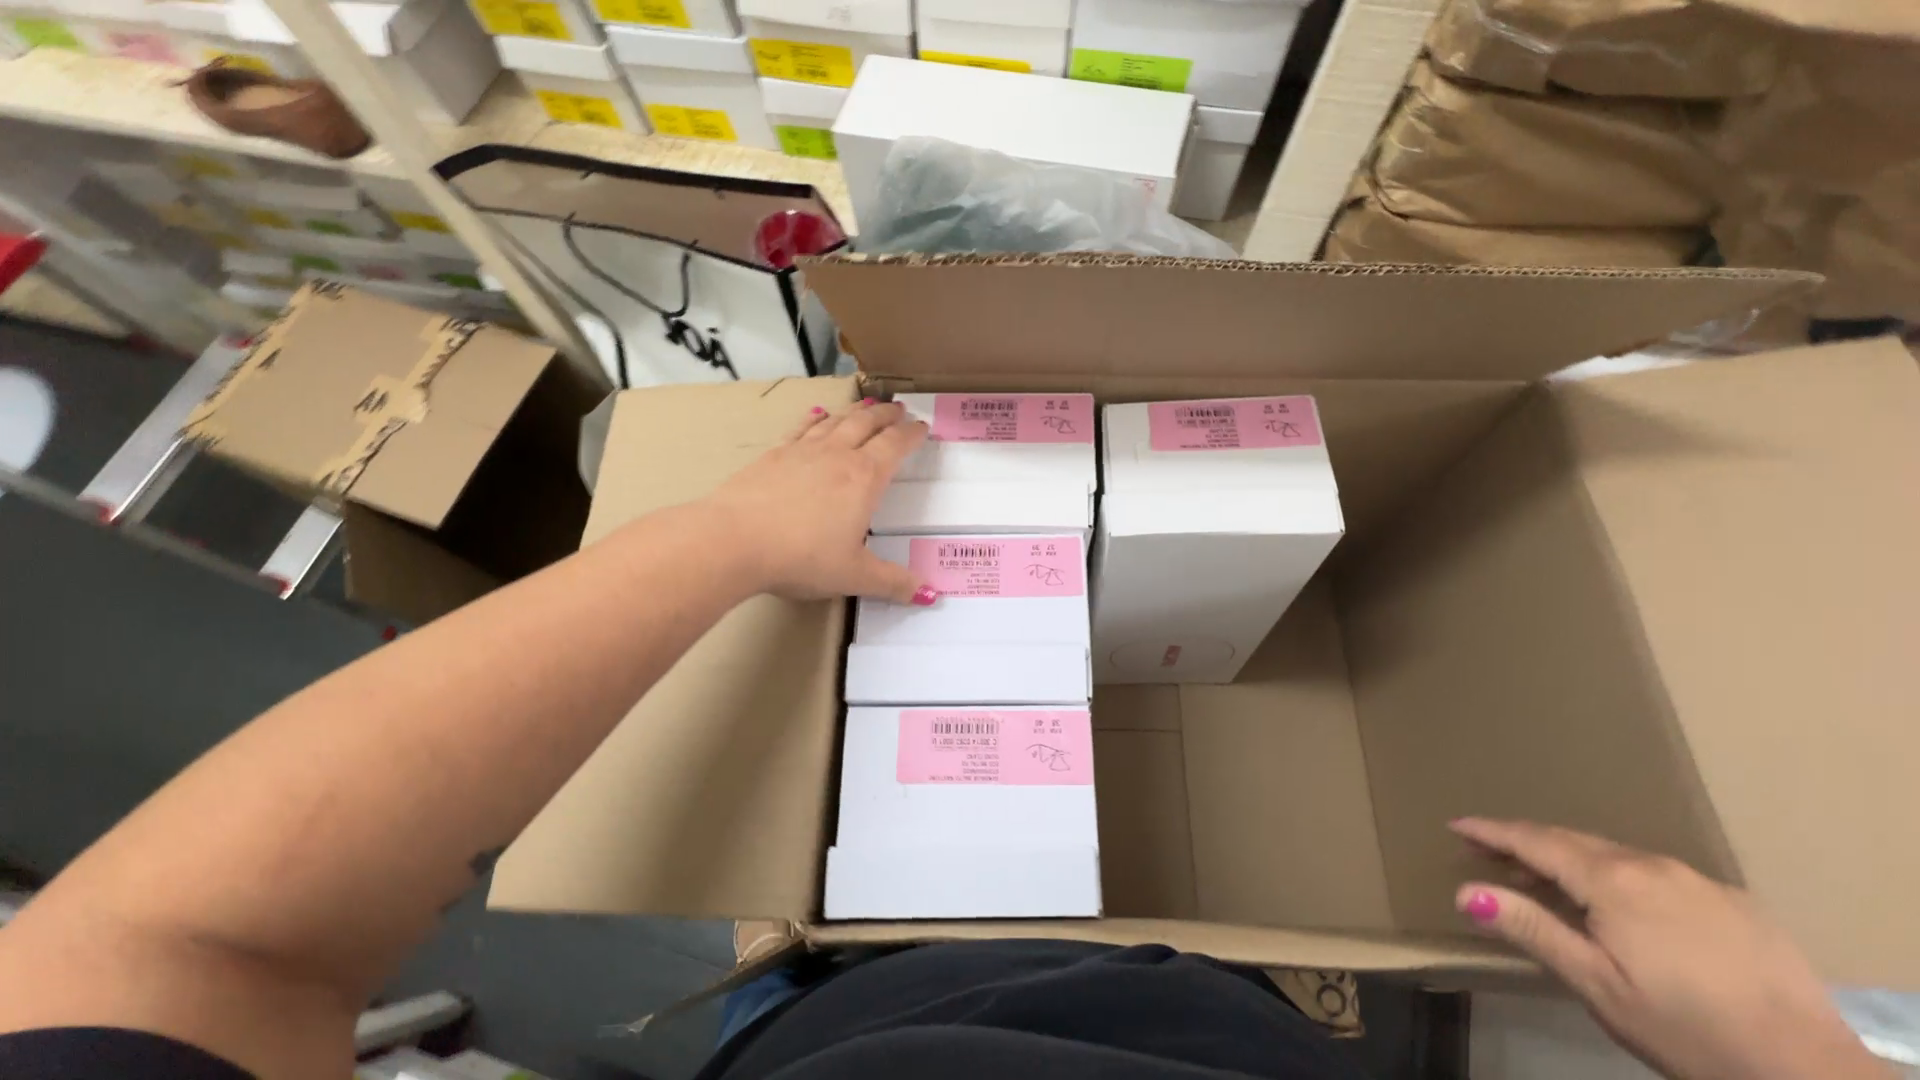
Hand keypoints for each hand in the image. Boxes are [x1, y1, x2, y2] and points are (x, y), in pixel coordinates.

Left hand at [702, 398, 933, 604]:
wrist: (733, 540)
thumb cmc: (801, 558)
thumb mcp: (853, 576)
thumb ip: (891, 583)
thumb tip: (928, 595)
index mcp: (864, 478)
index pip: (895, 446)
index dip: (912, 435)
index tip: (923, 427)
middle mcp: (836, 456)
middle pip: (867, 425)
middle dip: (887, 416)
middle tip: (900, 409)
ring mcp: (800, 452)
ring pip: (835, 422)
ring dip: (854, 413)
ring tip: (866, 408)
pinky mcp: (771, 457)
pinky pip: (800, 430)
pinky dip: (814, 420)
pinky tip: (815, 416)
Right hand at [1451, 818, 1887, 1079]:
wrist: (1808, 1072)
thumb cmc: (1684, 1028)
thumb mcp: (1596, 984)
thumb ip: (1531, 930)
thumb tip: (1465, 892)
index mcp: (1614, 880)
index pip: (1536, 841)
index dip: (1492, 831)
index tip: (1457, 823)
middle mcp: (1655, 865)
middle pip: (1575, 841)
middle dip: (1528, 843)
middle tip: (1491, 853)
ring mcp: (1701, 881)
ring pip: (1619, 857)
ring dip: (1575, 862)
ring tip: (1550, 882)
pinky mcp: (1737, 903)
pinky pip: (1660, 876)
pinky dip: (1623, 879)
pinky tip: (1625, 909)